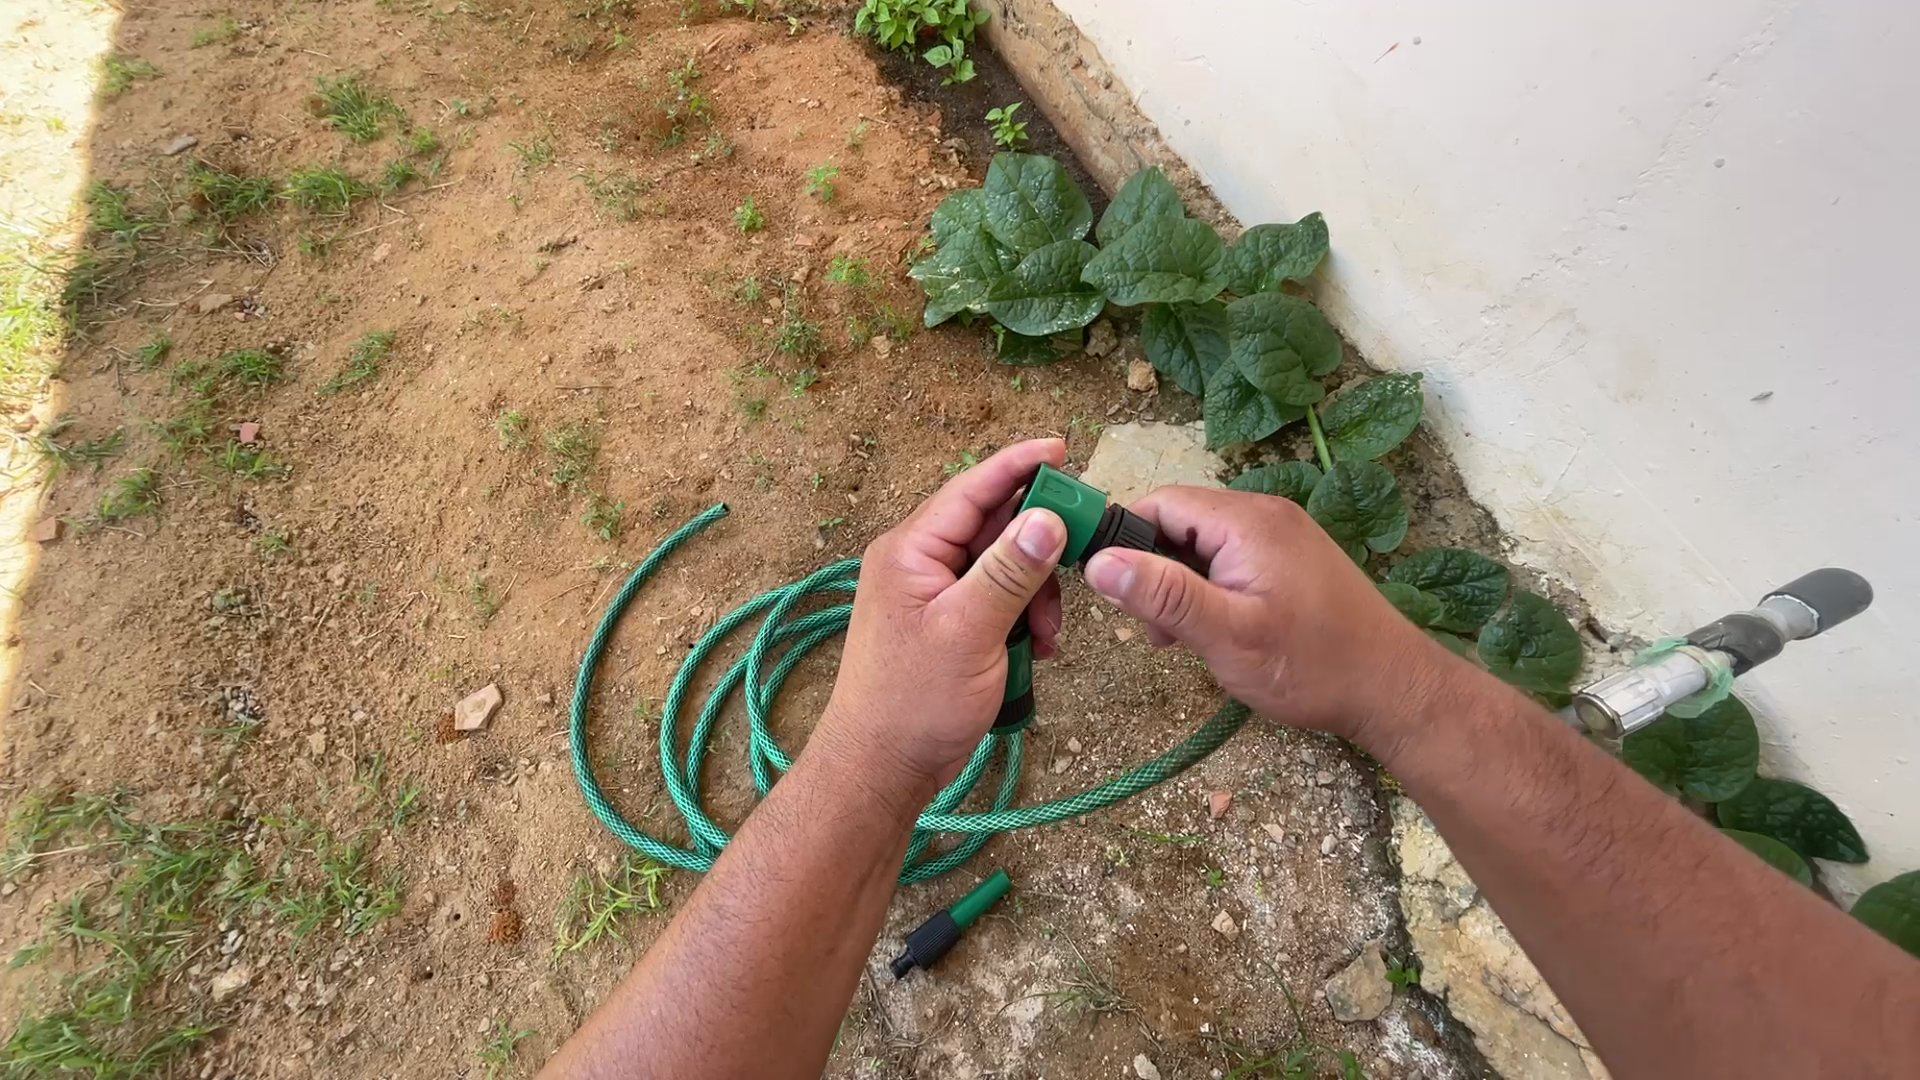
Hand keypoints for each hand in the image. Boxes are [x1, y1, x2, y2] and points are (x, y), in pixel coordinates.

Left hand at [817, 439, 1068, 789]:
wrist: (883, 767)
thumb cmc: (914, 702)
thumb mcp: (969, 632)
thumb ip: (1009, 571)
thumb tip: (1047, 516)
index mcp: (911, 549)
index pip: (970, 490)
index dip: (1016, 466)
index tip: (1060, 449)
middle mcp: (920, 562)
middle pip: (992, 527)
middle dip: (1037, 549)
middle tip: (1077, 564)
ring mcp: (934, 593)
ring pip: (1002, 567)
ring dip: (1034, 593)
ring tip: (1044, 635)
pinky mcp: (949, 622)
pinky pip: (996, 600)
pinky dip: (1021, 617)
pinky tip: (1034, 648)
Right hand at [1081, 485, 1453, 747]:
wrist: (1396, 692)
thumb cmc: (1311, 666)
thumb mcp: (1226, 634)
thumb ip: (1162, 594)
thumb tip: (1098, 562)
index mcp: (1247, 521)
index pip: (1162, 503)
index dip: (1126, 538)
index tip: (1110, 586)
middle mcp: (1264, 515)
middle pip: (1180, 521)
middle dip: (1153, 569)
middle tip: (1152, 626)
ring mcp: (1280, 536)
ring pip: (1201, 543)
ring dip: (1178, 584)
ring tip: (1179, 636)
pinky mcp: (1289, 559)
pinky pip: (1228, 558)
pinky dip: (1206, 588)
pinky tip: (1210, 629)